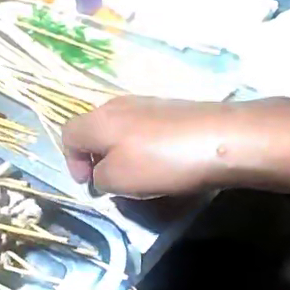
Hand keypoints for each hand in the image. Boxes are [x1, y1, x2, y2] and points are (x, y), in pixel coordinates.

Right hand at [61, 96, 247, 197]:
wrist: (221, 139)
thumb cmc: (161, 160)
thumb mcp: (118, 179)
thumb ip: (99, 178)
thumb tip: (101, 174)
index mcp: (98, 119)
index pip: (68, 134)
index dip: (72, 162)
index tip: (89, 185)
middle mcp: (119, 105)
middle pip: (95, 131)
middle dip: (98, 159)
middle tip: (114, 184)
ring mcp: (149, 104)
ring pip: (122, 131)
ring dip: (124, 156)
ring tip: (142, 178)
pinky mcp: (174, 111)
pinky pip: (148, 132)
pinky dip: (148, 150)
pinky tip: (166, 166)